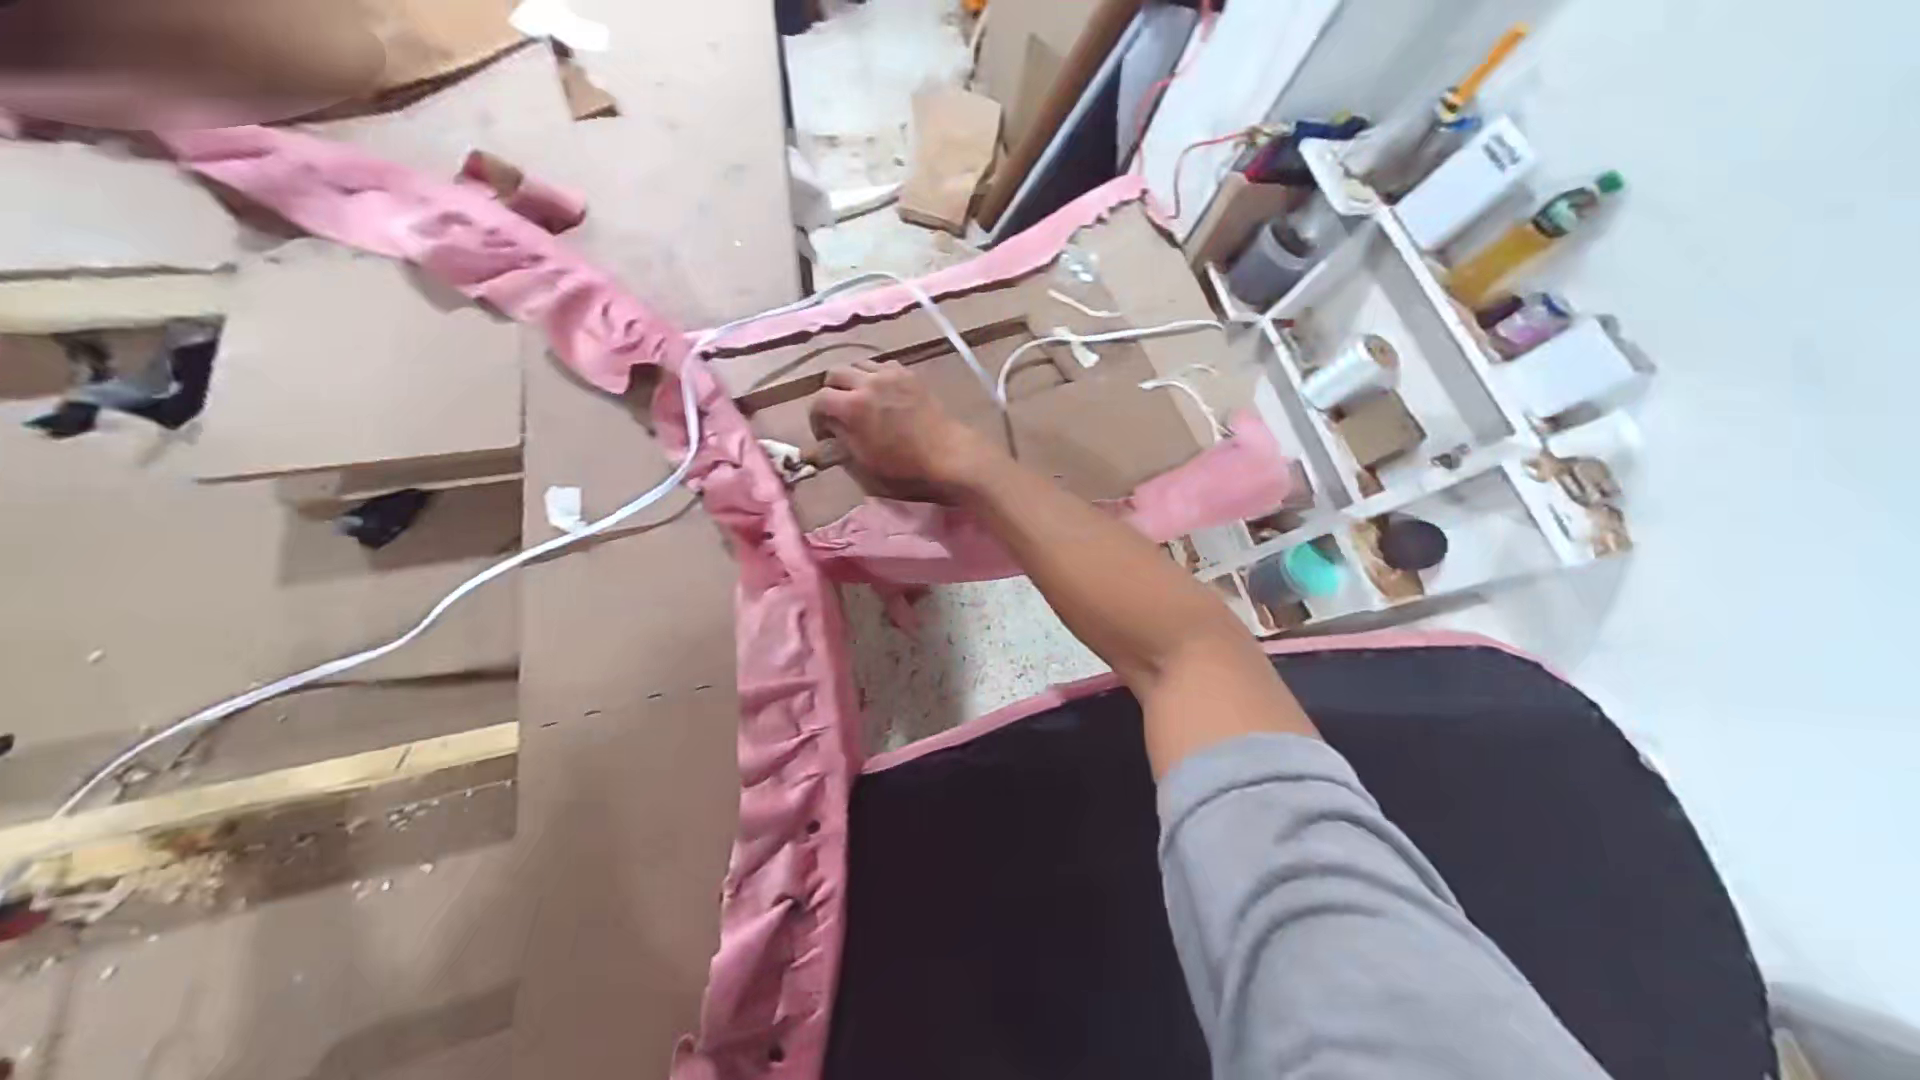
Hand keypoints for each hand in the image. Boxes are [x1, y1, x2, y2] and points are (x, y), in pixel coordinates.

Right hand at [809, 361, 998, 501]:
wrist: (948, 456)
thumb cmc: (904, 468)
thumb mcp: (863, 464)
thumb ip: (841, 443)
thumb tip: (830, 432)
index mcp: (852, 407)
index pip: (818, 400)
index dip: (815, 418)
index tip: (824, 434)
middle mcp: (868, 382)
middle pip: (834, 374)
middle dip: (830, 393)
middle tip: (838, 414)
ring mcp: (891, 374)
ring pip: (858, 365)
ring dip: (852, 381)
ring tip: (860, 400)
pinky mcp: (910, 375)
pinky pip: (883, 366)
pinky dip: (875, 376)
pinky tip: (883, 394)